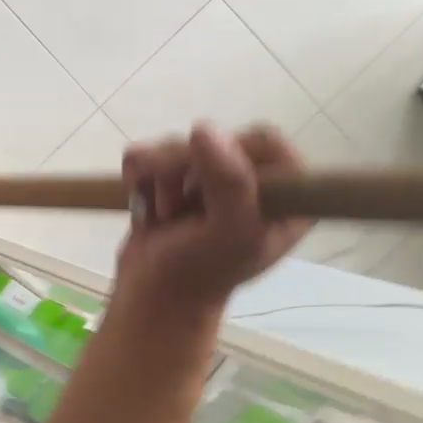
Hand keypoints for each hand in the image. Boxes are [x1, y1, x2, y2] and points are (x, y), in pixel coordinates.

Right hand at [116, 124, 312, 312]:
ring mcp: (205, 182)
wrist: (152, 293)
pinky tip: (139, 197)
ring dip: (156, 176)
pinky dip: (135, 173)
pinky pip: (146, 156)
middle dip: (182, 169)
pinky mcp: (167, 183)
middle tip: (175, 205)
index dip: (229, 154)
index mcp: (287, 194)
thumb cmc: (200, 270)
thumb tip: (203, 128)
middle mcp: (250, 182)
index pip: (263, 141)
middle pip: (211, 141)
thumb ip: (228, 181)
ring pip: (173, 146)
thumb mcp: (229, 231)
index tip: (206, 184)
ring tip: (160, 211)